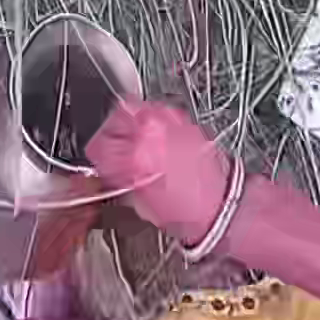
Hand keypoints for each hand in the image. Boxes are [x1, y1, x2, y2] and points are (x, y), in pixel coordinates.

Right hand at [84, 100, 228, 244]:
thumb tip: (108, 167)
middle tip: (112, 146)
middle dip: (109, 132)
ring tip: (133, 140)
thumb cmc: (189, 213)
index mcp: (135, 157)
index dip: (96, 154)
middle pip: (112, 116)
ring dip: (127, 122)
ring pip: (131, 106)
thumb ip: (119, 178)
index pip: (98, 144)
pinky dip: (147, 119)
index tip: (99, 158)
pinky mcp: (180, 116)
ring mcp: (166, 119)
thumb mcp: (140, 204)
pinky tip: (152, 137)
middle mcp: (149, 131)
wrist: (223, 206)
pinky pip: (152, 109)